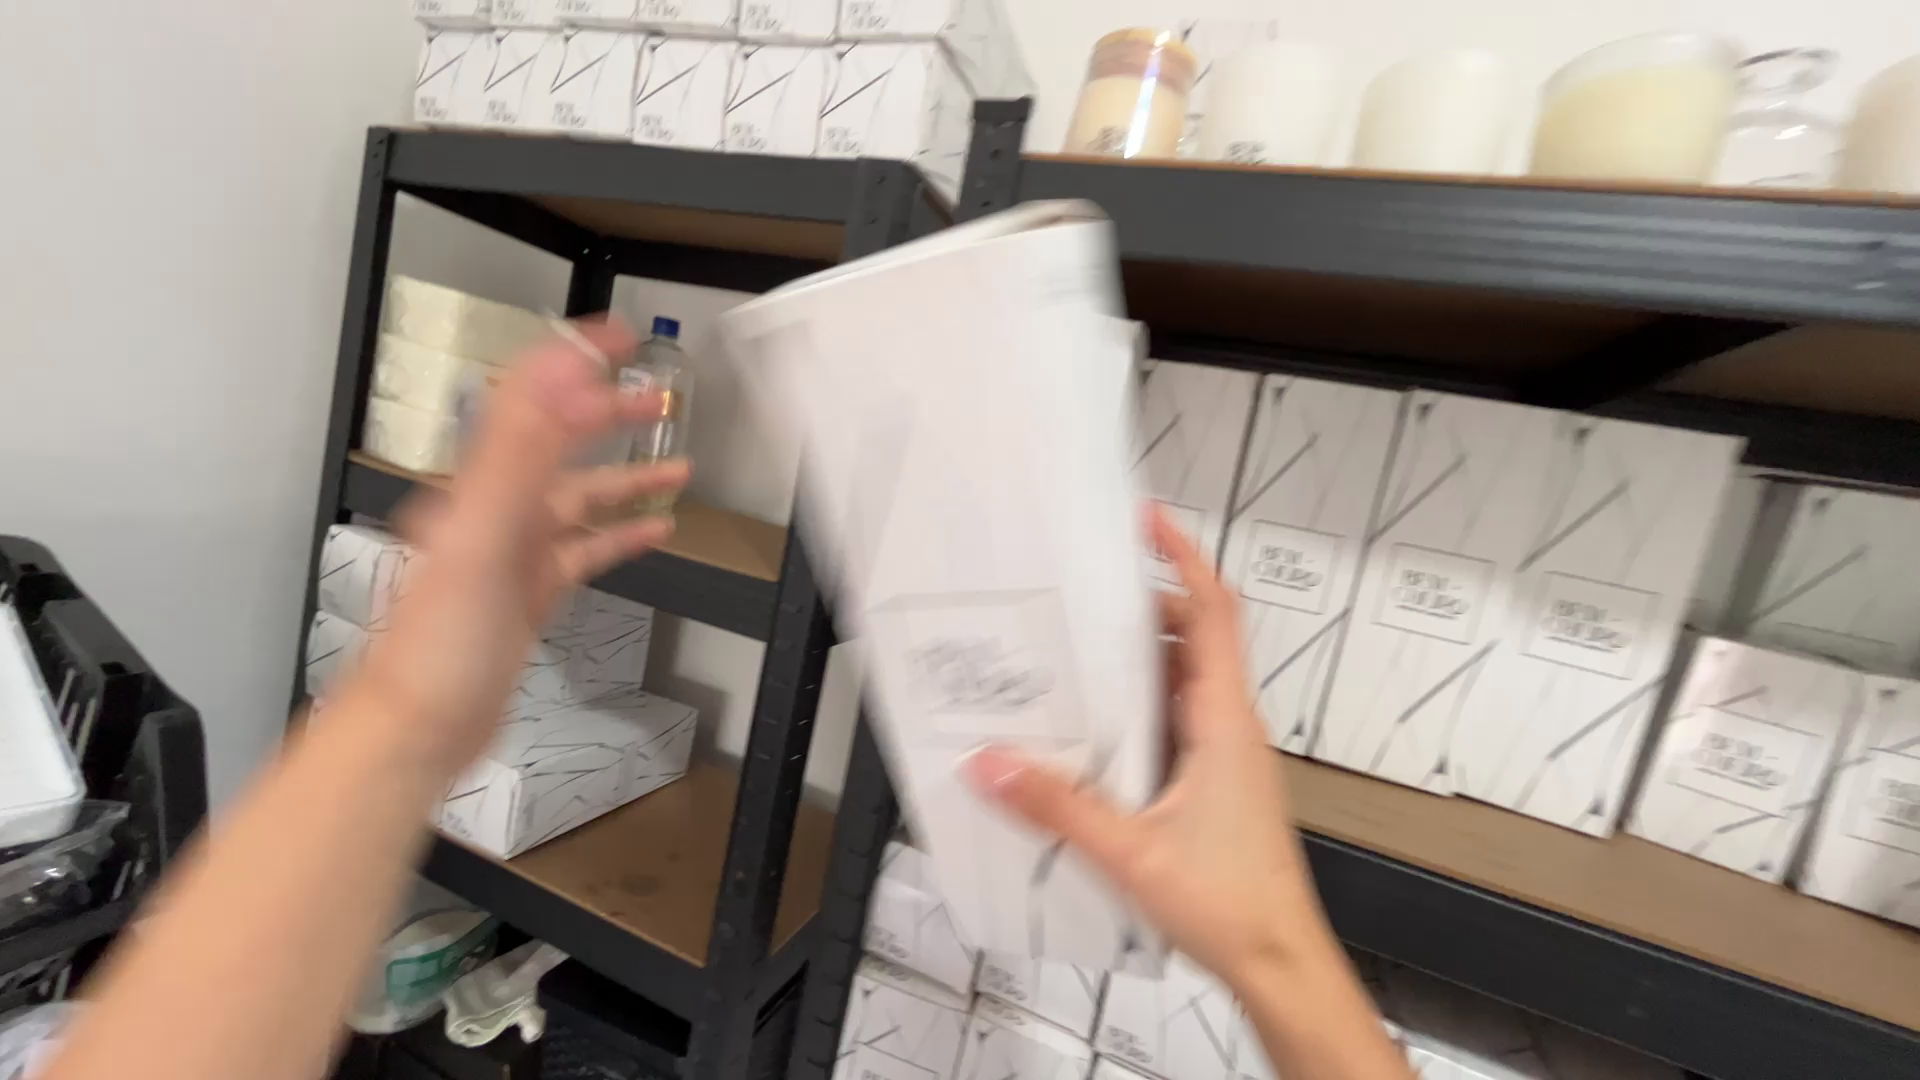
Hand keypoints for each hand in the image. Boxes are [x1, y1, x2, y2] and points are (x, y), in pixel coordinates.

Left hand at [341, 319, 688, 775]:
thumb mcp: (485, 539)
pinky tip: (652, 533)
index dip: (573, 362)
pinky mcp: (533, 588)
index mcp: (484, 487)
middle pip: (562, 445)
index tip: (617, 338)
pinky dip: (621, 535)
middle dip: (610, 416)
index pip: (532, 402)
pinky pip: (587, 549)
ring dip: (629, 479)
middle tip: (658, 400)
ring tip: (678, 469)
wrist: (421, 724)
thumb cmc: (442, 643)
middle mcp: (499, 509)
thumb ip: (523, 456)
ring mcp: (517, 550)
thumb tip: (561, 387)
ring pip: (582, 498)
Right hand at [965, 507, 1331, 990]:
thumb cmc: (1230, 903)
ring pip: (1179, 677)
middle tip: (1080, 595)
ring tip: (1073, 652)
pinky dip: (1135, 704)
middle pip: (1191, 634)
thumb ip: (1056, 805)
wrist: (1279, 964)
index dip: (1185, 558)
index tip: (1147, 523)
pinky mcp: (1210, 776)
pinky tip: (1091, 726)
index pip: (1214, 612)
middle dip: (1140, 605)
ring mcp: (1221, 749)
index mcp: (1221, 719)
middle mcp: (1226, 723)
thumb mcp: (1130, 852)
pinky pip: (1171, 716)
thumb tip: (991, 764)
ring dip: (1135, 657)